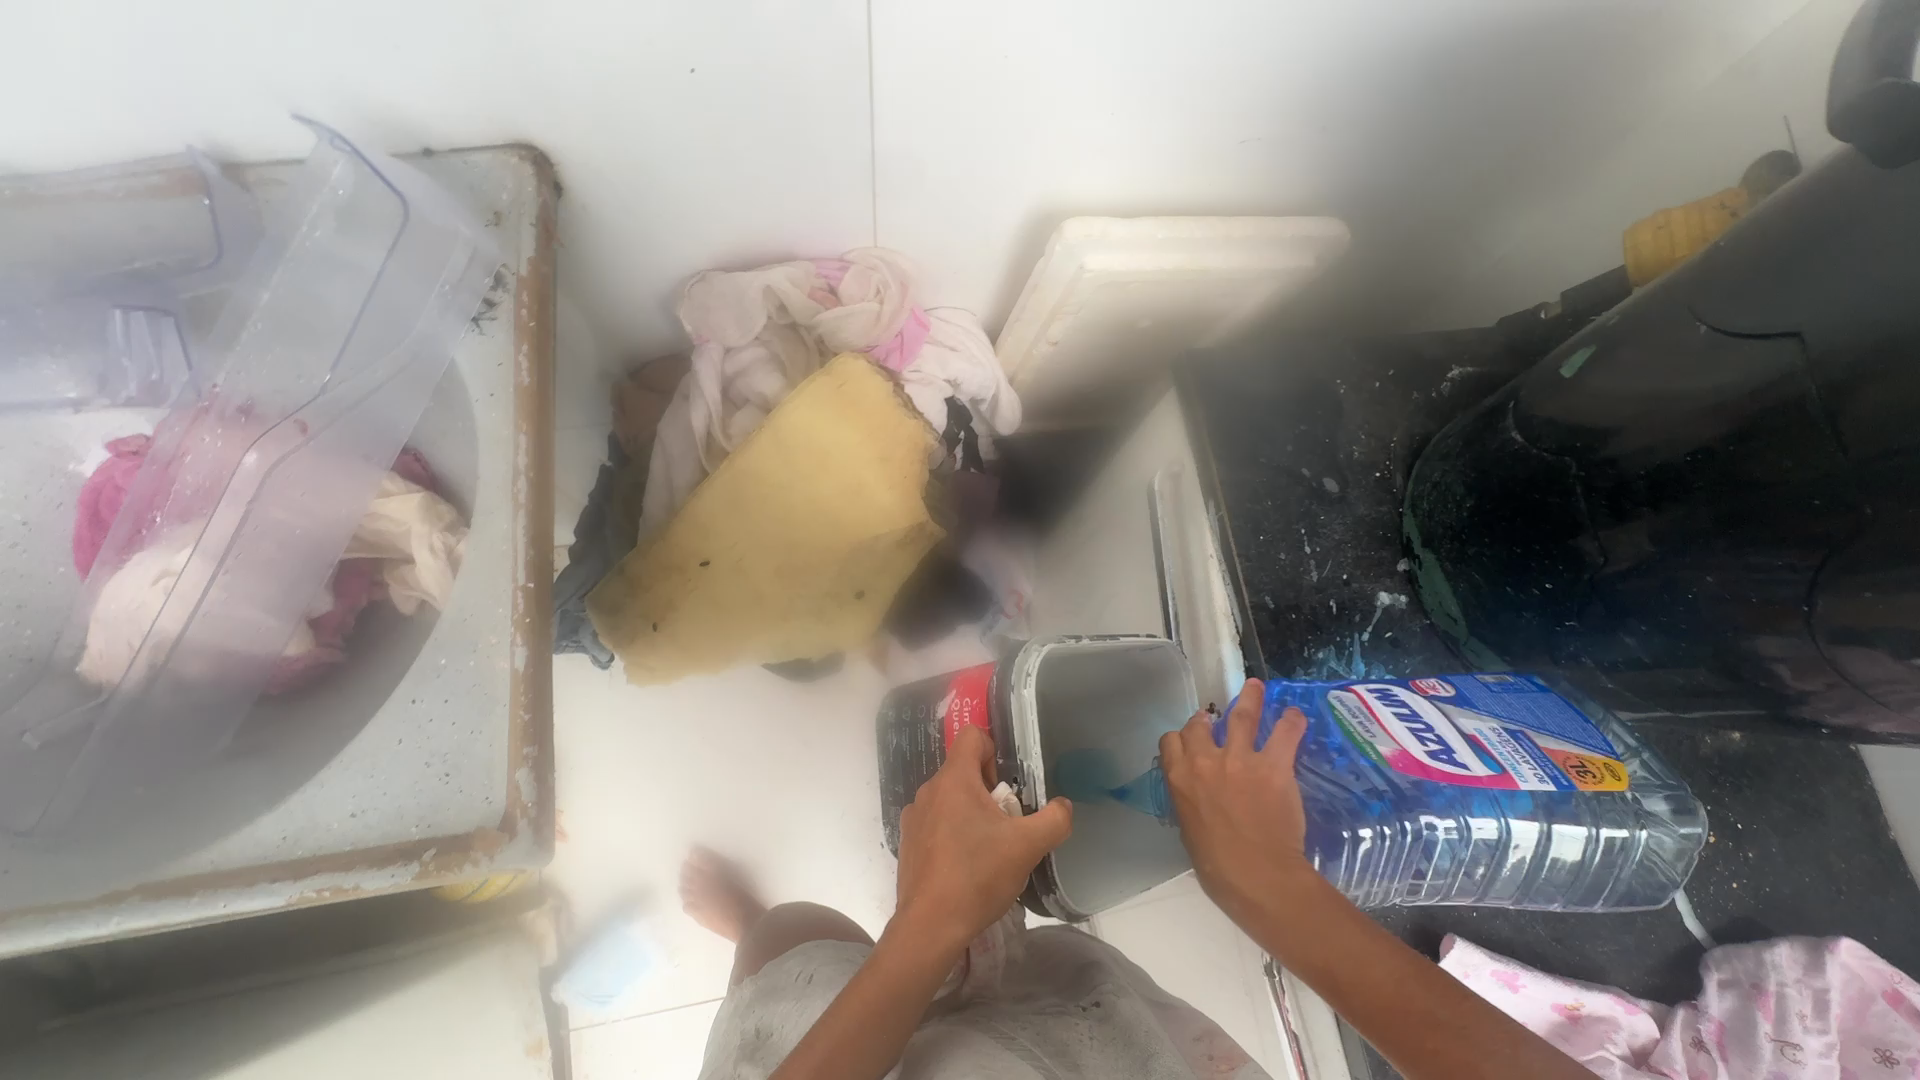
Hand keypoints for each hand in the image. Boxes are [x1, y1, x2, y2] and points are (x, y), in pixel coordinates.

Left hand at [893, 726, 1072, 955]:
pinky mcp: (908, 844)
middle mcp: (928, 791)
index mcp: (954, 779)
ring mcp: (914, 818)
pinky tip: (967, 867)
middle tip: (1006, 824)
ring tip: (989, 850)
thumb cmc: (977, 875)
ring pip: (950, 799)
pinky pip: (936, 824)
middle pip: (964, 770)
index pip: (973, 736)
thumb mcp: (1027, 847)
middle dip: (989, 791)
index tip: (1007, 785)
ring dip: (972, 814)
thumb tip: (1063, 806)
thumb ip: (1054, 820)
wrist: (930, 926)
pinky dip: (953, 834)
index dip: (995, 750)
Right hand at [1160, 678, 1313, 922]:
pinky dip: (1291, 721)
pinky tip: (1295, 714)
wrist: (1256, 875)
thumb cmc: (1217, 866)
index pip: (1171, 740)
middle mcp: (1205, 760)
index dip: (1181, 737)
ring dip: (1249, 698)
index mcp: (1179, 778)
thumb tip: (1198, 795)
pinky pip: (1284, 733)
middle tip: (1217, 717)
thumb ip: (1190, 801)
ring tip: (1256, 686)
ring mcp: (1240, 759)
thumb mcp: (1188, 828)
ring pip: (1242, 715)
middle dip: (1207, 718)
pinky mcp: (1274, 765)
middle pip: (1200, 724)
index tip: (1190, 739)